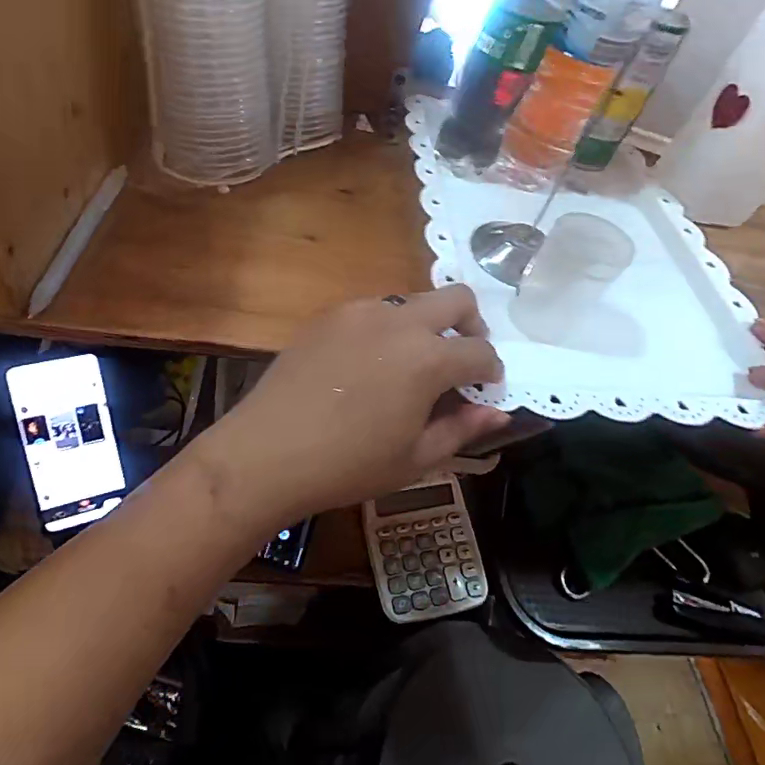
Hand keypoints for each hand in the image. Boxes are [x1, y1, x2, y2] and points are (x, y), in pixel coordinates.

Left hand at [186, 286, 509, 531]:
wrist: (266, 454)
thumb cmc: (349, 466)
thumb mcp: (416, 459)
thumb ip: (463, 429)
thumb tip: (498, 411)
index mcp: (427, 358)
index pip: (481, 351)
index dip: (492, 372)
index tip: (485, 390)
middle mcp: (399, 321)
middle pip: (457, 298)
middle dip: (471, 326)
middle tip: (461, 361)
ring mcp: (360, 312)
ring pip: (413, 301)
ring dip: (427, 326)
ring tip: (409, 368)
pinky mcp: (328, 316)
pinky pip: (374, 311)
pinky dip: (388, 330)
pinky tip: (369, 366)